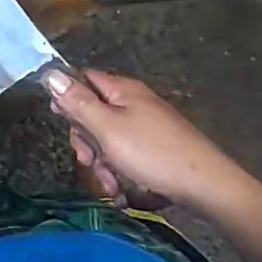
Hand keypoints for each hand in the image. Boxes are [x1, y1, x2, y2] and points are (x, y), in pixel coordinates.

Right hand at [44, 67, 260, 217]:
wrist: (210, 189)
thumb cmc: (153, 154)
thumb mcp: (106, 128)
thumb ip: (76, 101)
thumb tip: (50, 73)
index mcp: (121, 90)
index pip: (81, 79)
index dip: (66, 96)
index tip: (63, 121)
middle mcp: (134, 102)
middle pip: (92, 111)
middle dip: (85, 139)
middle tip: (89, 160)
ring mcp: (147, 125)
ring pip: (107, 137)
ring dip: (101, 161)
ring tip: (110, 183)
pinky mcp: (156, 147)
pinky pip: (126, 152)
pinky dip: (120, 169)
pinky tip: (123, 188)